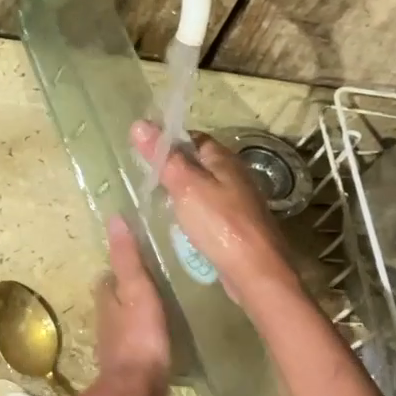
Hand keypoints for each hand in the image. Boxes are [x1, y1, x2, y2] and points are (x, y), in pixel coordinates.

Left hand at [96, 216, 169, 395]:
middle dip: (131, 292)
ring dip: (141, 317)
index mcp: (107, 302)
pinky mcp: (135, 372)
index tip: (137, 255)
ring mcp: (120, 350)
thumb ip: (127, 259)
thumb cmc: (138, 339)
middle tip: (157, 281)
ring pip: (128, 325)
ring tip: (166, 308)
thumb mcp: (136, 291)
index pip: (108, 277)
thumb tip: (113, 218)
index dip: (119, 266)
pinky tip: (168, 341)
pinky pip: (143, 349)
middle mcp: (108, 324)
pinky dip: (151, 341)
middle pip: (117, 302)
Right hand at [131, 121, 296, 305]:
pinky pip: (209, 209)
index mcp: (223, 158)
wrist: (256, 272)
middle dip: (173, 168)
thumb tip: (139, 123)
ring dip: (182, 192)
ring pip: (203, 187)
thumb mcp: (185, 186)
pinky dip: (193, 212)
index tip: (143, 155)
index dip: (167, 143)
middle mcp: (234, 174)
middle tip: (146, 180)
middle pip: (197, 162)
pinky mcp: (237, 225)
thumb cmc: (219, 224)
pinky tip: (181, 224)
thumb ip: (163, 157)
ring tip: (158, 202)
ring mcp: (238, 201)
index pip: (191, 137)